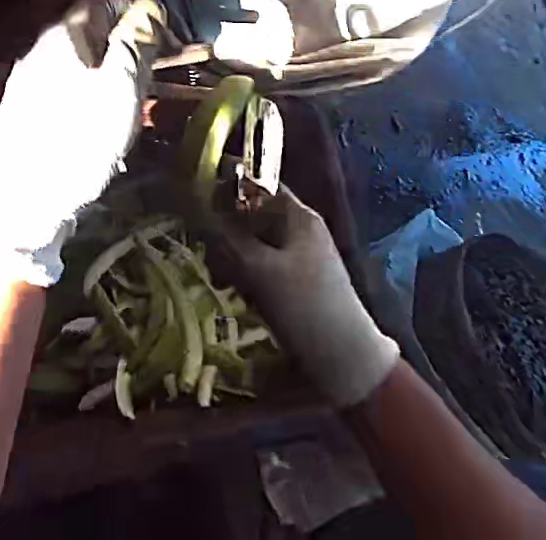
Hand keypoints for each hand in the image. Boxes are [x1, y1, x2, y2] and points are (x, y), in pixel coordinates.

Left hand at [0, 0, 159, 285]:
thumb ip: (136, 42)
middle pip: (92, 32)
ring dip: (109, 78)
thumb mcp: (121, 87)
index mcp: (65, 36)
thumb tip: (149, 4)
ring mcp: (28, 82)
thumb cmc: (78, 140)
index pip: (105, 0)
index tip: (162, 45)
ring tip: (127, 112)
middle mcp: (41, 50)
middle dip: (125, 50)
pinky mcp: (24, 113)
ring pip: (80, 64)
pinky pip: (66, 92)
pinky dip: (88, 101)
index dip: (138, 15)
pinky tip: (97, 132)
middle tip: (149, 81)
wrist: (18, 204)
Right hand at [220, 188, 400, 407]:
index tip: (199, 192)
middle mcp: (299, 230)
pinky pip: (260, 265)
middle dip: (226, 228)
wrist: (346, 361)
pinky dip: (244, 273)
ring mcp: (298, 257)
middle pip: (253, 213)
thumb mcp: (261, 269)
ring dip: (232, 255)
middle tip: (206, 247)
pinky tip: (232, 291)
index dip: (231, 183)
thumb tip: (202, 209)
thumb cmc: (305, 306)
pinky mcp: (294, 283)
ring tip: (219, 276)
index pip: (261, 183)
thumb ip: (230, 237)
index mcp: (299, 216)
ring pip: (253, 241)